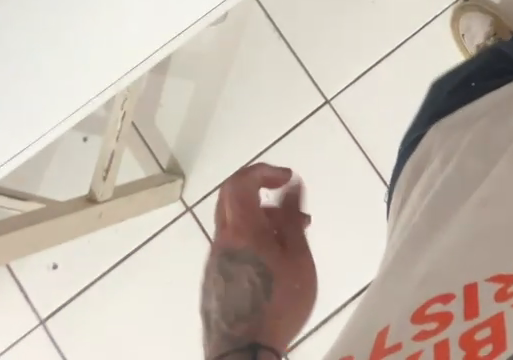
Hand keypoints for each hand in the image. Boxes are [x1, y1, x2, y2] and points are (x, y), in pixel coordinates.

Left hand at [201, 163, 315, 358]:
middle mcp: (222, 242)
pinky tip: (277, 262)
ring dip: (264, 219)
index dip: (264, 171)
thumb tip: (290, 183)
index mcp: (242, 231)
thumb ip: (290, 217)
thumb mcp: (297, 257)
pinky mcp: (214, 282)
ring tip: (295, 238)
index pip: (240, 183)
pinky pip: (233, 245)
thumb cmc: (279, 304)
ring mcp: (214, 263)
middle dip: (262, 190)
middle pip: (231, 199)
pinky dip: (255, 239)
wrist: (242, 358)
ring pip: (235, 224)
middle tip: (290, 201)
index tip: (288, 179)